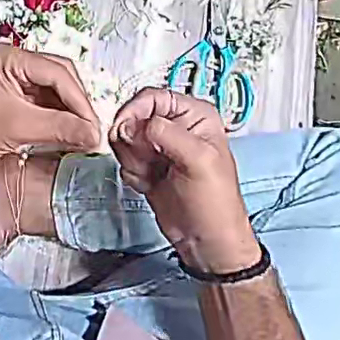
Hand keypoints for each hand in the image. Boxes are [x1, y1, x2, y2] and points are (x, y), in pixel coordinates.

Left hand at [0, 45, 100, 172]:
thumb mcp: (17, 127)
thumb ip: (59, 128)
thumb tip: (90, 132)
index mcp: (8, 58)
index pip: (57, 73)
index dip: (78, 99)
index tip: (91, 122)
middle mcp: (13, 64)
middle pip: (61, 77)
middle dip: (78, 104)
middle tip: (91, 128)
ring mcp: (16, 81)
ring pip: (57, 91)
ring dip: (71, 113)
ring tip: (84, 133)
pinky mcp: (18, 99)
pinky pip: (48, 103)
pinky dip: (61, 118)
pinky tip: (71, 133)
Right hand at [109, 87, 260, 274]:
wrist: (206, 242)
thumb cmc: (215, 203)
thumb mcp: (198, 161)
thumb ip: (168, 134)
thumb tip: (137, 122)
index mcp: (195, 114)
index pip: (153, 97)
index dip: (135, 110)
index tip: (124, 129)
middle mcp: (176, 125)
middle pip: (134, 116)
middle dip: (134, 141)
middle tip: (148, 161)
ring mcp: (160, 145)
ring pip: (126, 137)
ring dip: (133, 159)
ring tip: (152, 175)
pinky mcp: (148, 164)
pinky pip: (125, 158)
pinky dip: (132, 172)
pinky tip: (149, 184)